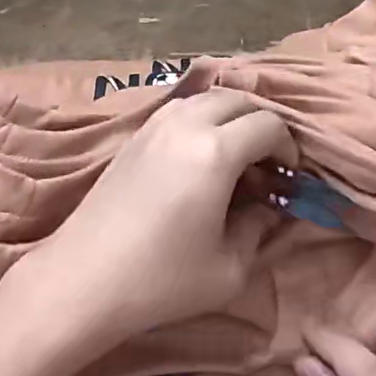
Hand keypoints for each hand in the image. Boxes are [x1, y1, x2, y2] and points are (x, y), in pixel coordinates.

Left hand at [8, 88, 296, 350]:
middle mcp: (185, 123)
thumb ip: (259, 227)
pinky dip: (200, 117)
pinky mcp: (134, 133)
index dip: (288, 146)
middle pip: (236, 98)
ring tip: (234, 155)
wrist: (87, 273)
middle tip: (267, 163)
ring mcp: (154, 123)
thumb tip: (271, 206)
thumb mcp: (229, 267)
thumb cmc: (164, 278)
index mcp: (215, 150)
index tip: (288, 176)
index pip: (266, 123)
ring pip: (205, 97)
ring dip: (228, 115)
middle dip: (261, 123)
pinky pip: (179, 107)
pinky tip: (199, 153)